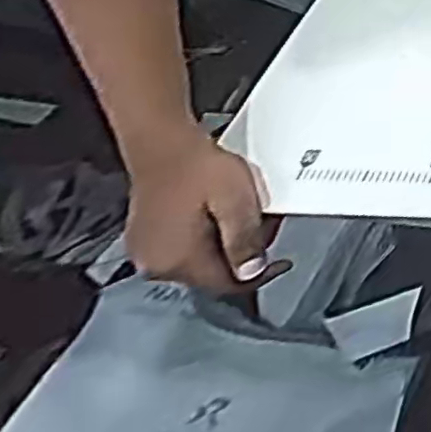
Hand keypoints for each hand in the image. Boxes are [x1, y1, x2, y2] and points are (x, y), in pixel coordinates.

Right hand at [126, 139, 288, 292]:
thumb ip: (244, 238)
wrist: (165, 147)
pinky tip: (223, 213)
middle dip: (246, 252)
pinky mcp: (148, 237)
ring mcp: (148, 252)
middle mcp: (156, 264)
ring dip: (230, 242)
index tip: (282, 262)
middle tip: (268, 221)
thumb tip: (250, 272)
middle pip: (213, 272)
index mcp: (178, 261)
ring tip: (249, 212)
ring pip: (202, 259)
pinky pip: (187, 247)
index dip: (258, 276)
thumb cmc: (201, 170)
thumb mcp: (236, 201)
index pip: (224, 284)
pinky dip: (212, 235)